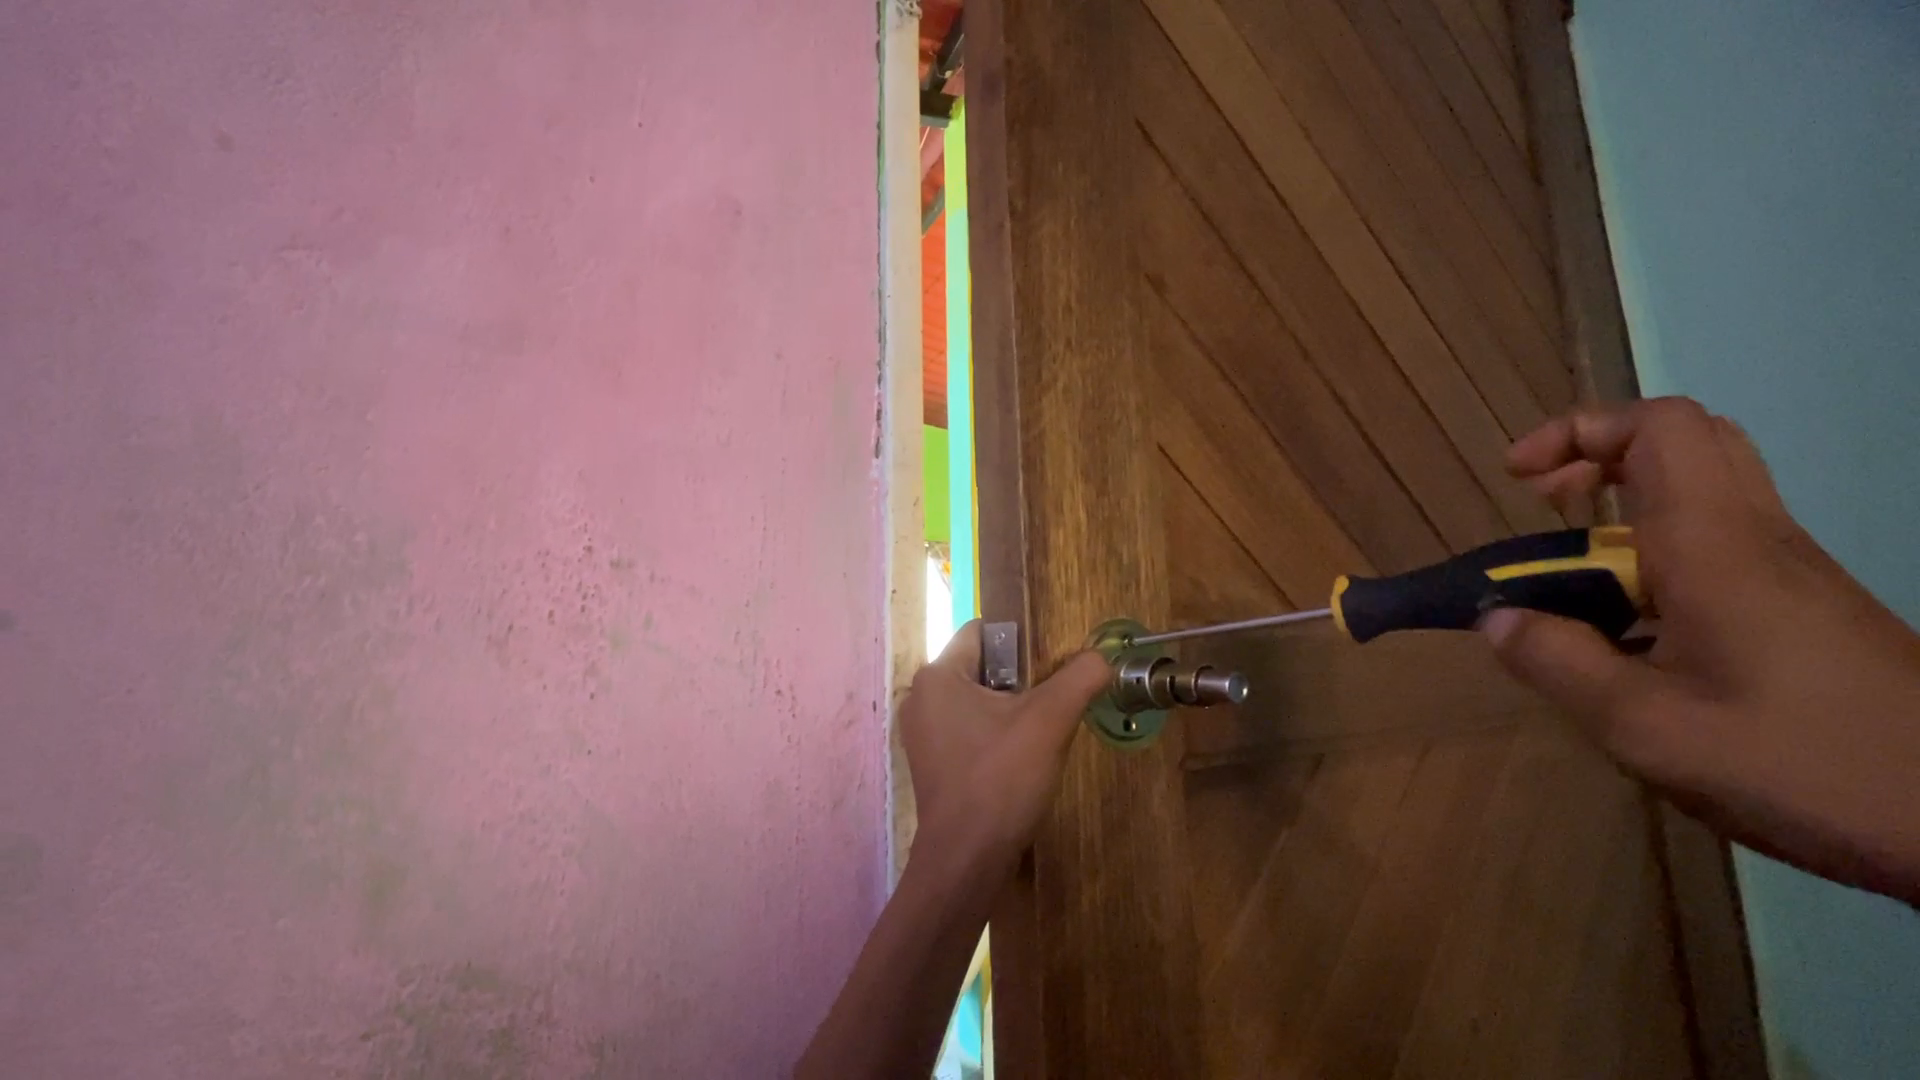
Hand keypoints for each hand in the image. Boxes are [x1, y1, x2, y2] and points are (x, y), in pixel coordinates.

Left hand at [901, 622, 1112, 870]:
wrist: (967, 859)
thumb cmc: (1001, 779)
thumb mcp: (1049, 720)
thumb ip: (1079, 678)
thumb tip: (1102, 657)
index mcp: (937, 676)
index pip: (981, 631)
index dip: (1021, 639)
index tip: (1053, 663)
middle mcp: (921, 698)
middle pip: (981, 667)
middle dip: (1020, 679)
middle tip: (1055, 699)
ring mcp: (923, 735)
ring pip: (977, 701)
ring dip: (1011, 710)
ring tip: (1043, 731)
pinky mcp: (933, 764)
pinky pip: (969, 731)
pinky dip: (996, 736)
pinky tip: (1021, 759)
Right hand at [1482, 397, 1919, 904]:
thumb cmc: (1802, 762)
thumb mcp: (1646, 727)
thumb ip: (1558, 663)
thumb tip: (1498, 620)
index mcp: (1713, 546)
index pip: (1658, 428)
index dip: (1576, 431)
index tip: (1519, 480)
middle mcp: (1757, 537)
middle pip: (1689, 439)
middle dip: (1602, 452)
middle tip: (1551, 505)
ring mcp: (1790, 570)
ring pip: (1709, 487)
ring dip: (1628, 502)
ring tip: (1579, 569)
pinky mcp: (1805, 605)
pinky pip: (1722, 539)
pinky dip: (1658, 548)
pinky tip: (1634, 623)